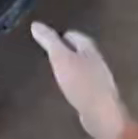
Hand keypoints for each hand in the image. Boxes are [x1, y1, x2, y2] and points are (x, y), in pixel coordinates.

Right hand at [31, 21, 131, 138]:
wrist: (102, 114)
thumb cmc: (81, 82)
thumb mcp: (60, 58)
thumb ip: (49, 41)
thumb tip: (36, 24)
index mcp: (89, 49)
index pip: (74, 35)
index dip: (61, 35)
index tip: (47, 39)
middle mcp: (97, 61)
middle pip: (80, 50)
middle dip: (67, 50)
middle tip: (51, 53)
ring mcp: (100, 79)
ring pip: (83, 66)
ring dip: (71, 66)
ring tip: (56, 70)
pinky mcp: (98, 95)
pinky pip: (84, 82)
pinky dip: (75, 81)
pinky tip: (68, 88)